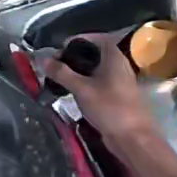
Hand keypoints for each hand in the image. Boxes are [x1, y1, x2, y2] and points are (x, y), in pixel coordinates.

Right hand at [41, 34, 160, 152]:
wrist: (133, 138)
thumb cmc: (109, 107)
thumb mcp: (81, 89)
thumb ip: (62, 73)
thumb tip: (43, 59)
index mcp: (114, 56)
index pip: (95, 38)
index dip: (77, 40)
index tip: (59, 48)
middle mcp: (119, 64)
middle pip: (94, 53)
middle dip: (75, 57)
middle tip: (56, 64)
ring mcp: (120, 81)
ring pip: (96, 69)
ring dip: (79, 72)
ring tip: (60, 78)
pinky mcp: (117, 95)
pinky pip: (99, 82)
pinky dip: (86, 83)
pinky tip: (73, 92)